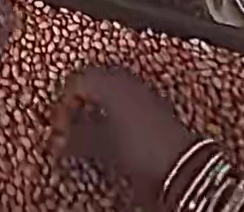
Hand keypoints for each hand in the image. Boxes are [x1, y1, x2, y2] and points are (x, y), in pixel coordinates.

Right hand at [54, 67, 197, 207]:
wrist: (185, 166)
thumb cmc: (142, 150)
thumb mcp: (106, 146)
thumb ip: (80, 138)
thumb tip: (60, 140)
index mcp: (108, 82)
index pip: (75, 82)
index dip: (63, 105)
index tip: (58, 127)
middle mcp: (122, 77)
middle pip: (90, 80)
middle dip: (78, 100)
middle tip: (69, 123)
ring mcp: (138, 87)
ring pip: (106, 86)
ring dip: (94, 103)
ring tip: (88, 127)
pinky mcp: (151, 100)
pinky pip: (121, 94)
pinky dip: (110, 106)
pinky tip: (110, 126)